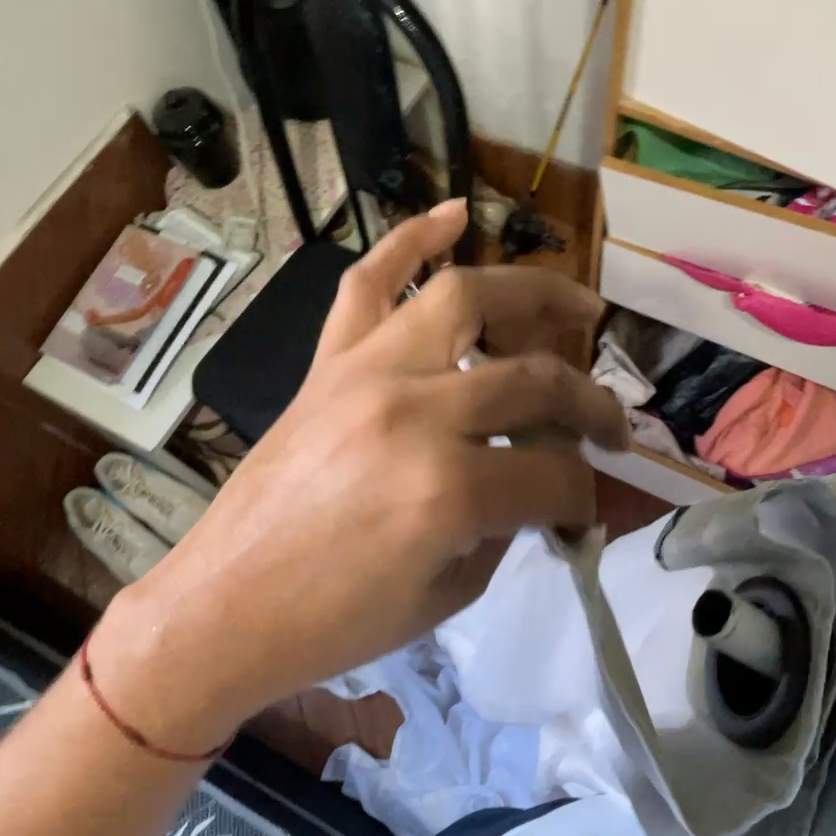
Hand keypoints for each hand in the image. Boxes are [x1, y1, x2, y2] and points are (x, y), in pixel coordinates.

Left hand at [86, 200, 629, 752]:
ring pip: (463, 298)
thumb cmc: (338, 623)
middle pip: (532, 379)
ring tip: (575, 308)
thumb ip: (509, 524)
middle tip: (608, 426)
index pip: (554, 473)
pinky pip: (367, 282)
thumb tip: (547, 482)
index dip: (584, 497)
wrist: (226, 610)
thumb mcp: (450, 591)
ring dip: (531, 293)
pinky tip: (457, 213)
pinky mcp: (326, 366)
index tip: (584, 515)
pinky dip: (412, 240)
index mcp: (449, 491)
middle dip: (588, 404)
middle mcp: (414, 413)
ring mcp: (364, 375)